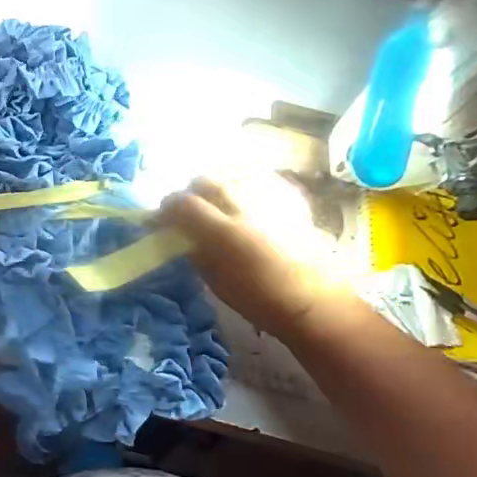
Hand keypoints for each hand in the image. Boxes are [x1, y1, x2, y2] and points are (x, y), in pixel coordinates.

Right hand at [159, 178, 343, 338]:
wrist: (314, 301)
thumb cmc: (262, 301)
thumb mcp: (217, 283)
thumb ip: (197, 253)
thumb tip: (182, 238)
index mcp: (222, 231)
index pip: (182, 203)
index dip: (166, 210)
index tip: (162, 221)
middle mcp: (243, 205)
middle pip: (205, 181)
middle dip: (192, 195)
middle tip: (191, 213)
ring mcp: (269, 197)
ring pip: (232, 175)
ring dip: (219, 187)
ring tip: (221, 205)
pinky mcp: (290, 196)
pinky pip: (259, 178)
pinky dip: (246, 186)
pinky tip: (247, 202)